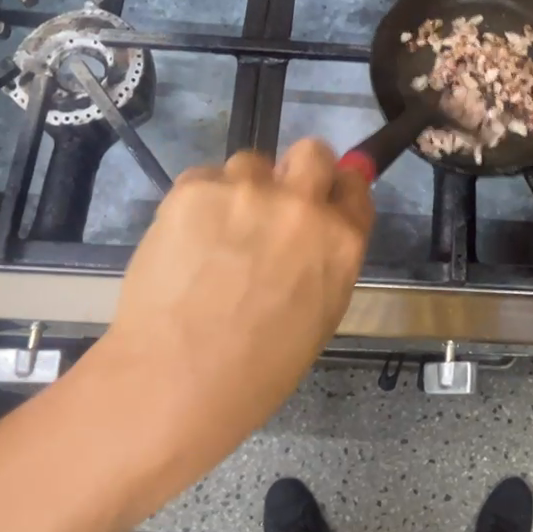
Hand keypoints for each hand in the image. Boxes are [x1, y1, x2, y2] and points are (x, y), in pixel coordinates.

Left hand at [79, 139, 373, 470]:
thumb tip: (321, 227)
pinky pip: (203, 178)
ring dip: (241, 189)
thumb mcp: (320, 314)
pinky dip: (199, 202)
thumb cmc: (259, 370)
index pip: (353, 186)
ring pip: (250, 164)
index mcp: (342, 241)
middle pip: (311, 152)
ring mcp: (247, 191)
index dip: (334, 191)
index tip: (319, 203)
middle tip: (271, 206)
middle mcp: (302, 205)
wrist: (179, 379)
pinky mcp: (194, 188)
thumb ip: (326, 259)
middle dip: (297, 172)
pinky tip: (186, 242)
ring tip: (216, 234)